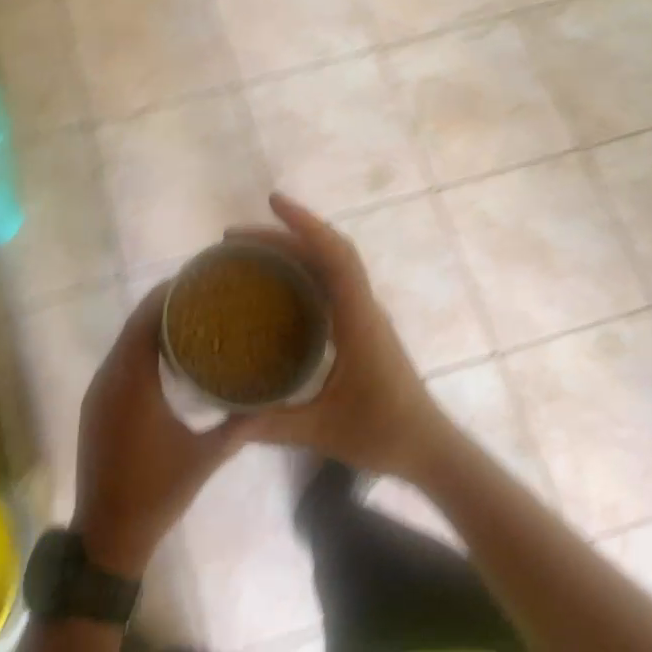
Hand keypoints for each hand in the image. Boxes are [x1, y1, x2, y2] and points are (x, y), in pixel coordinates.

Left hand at [73, 286, 253, 578]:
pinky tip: (169, 353)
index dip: (171, 293)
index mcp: (132, 381)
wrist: (107, 534)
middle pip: (136, 324)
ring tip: (194, 315)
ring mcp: (99, 391)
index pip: (148, 318)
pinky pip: (120, 361)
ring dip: (154, 325)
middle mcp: (109, 377)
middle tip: (206, 293)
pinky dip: (142, 347)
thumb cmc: (156, 493)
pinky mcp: (97, 405)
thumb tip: (271, 398)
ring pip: (126, 342)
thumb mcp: (204, 458)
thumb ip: (238, 425)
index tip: (202, 278)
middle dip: (167, 304)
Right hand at [228, 193, 455, 479]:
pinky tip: (272, 287)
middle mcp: (363, 308)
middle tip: (231, 240)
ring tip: (244, 255)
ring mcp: (364, 316)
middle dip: (281, 235)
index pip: (335, 256)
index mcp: (359, 320)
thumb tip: (221, 425)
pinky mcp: (361, 328)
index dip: (305, 224)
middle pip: (326, 252)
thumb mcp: (323, 431)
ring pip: (329, 266)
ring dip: (290, 251)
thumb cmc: (384, 434)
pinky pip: (329, 284)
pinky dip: (300, 272)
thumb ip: (271, 425)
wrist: (429, 449)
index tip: (272, 202)